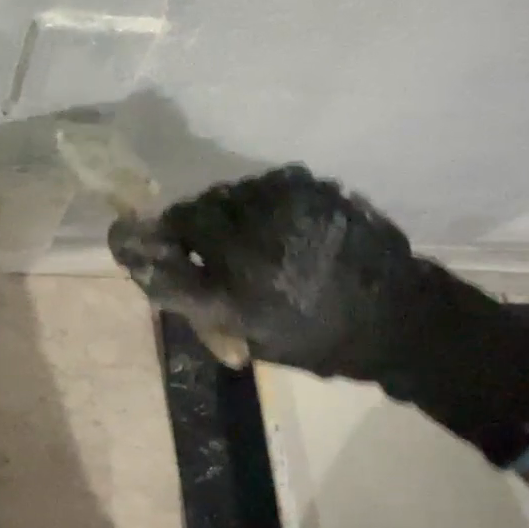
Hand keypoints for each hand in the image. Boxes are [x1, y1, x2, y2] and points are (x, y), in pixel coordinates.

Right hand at [108, 164, 419, 381]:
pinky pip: (259, 186)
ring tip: (252, 234)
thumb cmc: (323, 341)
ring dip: (225, 213)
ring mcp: (279, 210)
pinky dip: (258, 202)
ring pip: (224, 197)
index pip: (162, 265)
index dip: (133, 245)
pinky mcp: (306, 186)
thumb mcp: (255, 340)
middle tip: (205, 241)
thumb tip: (156, 268)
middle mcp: (250, 250)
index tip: (124, 234)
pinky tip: (280, 221)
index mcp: (235, 299)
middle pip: (189, 217)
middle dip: (189, 226)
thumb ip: (202, 305)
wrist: (404, 319)